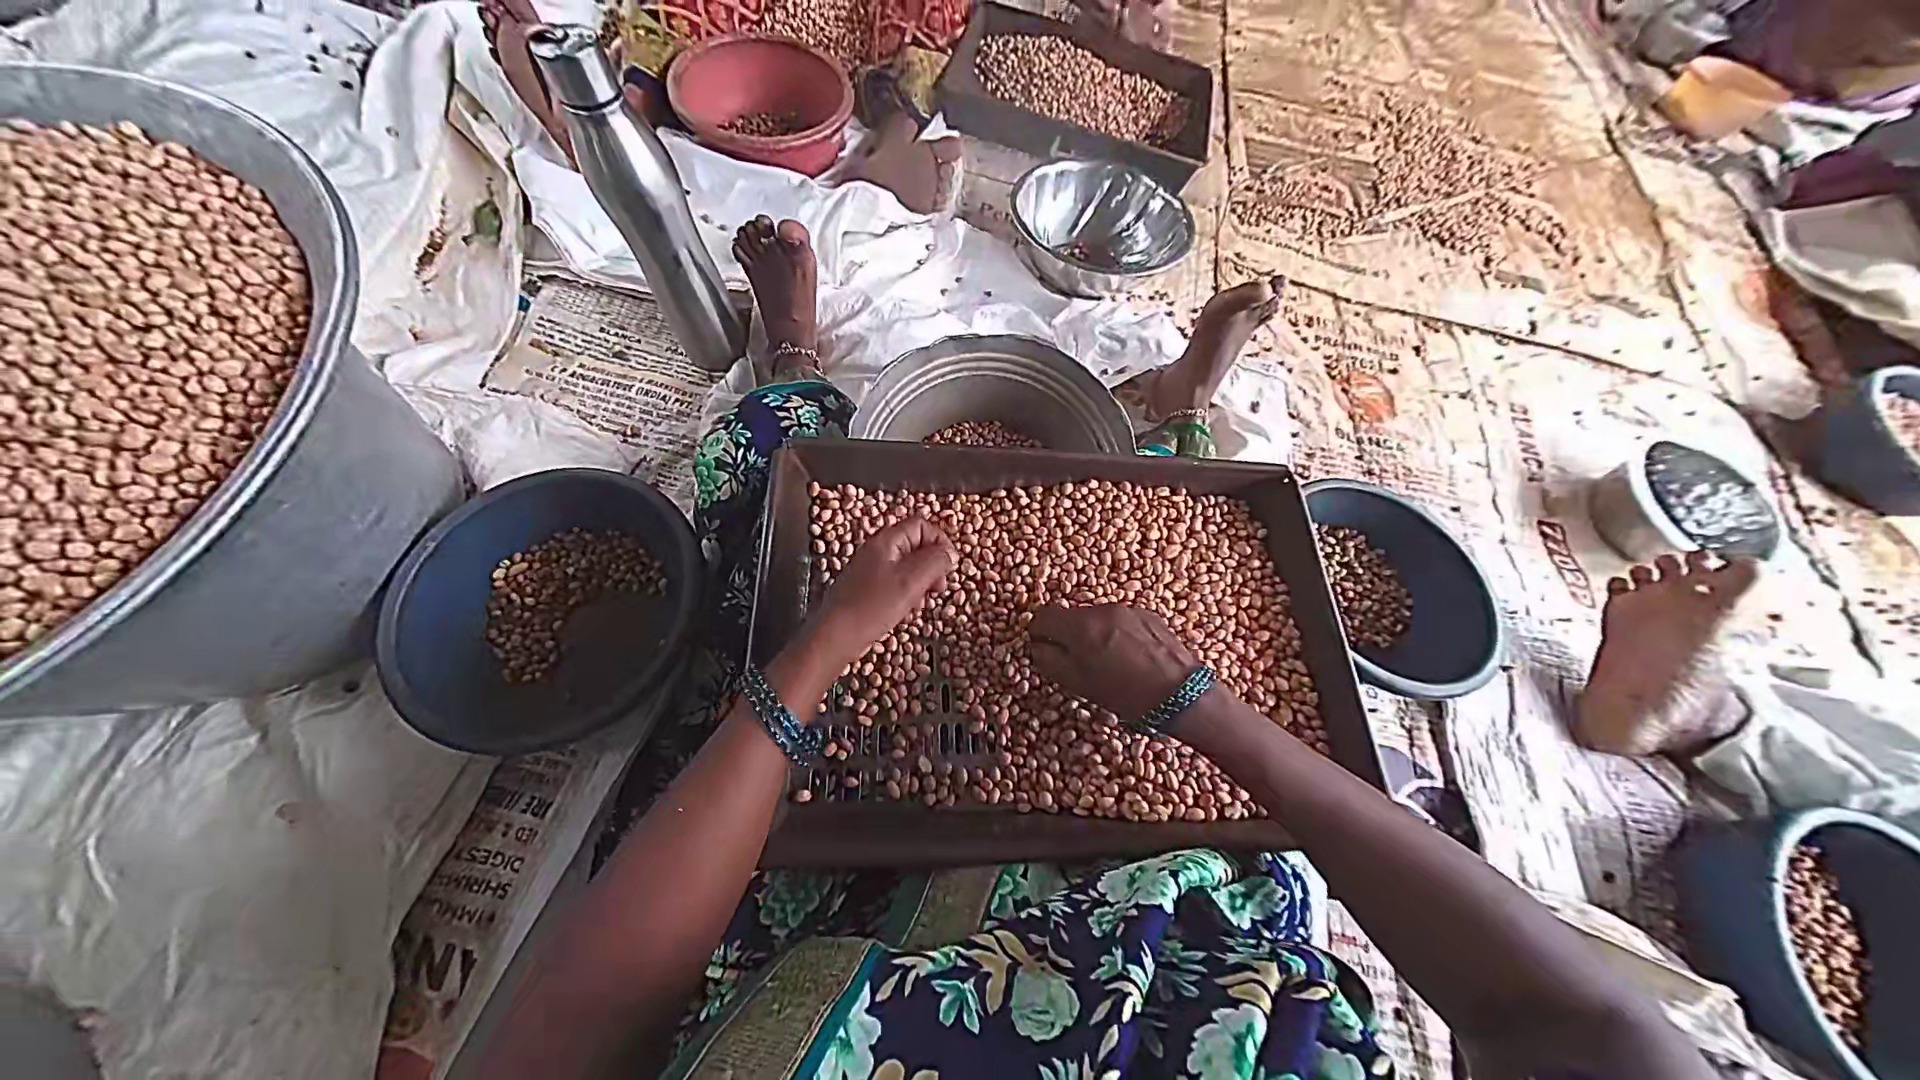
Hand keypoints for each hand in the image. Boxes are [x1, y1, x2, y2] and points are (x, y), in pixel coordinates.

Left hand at [806, 517, 954, 666]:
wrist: (836, 636)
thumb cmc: (869, 608)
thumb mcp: (911, 581)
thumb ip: (935, 561)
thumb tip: (950, 553)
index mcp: (887, 541)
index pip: (922, 526)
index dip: (940, 543)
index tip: (948, 565)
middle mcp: (878, 551)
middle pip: (917, 547)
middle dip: (932, 567)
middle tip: (937, 587)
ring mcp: (872, 570)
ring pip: (909, 568)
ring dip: (921, 584)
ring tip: (920, 603)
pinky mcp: (869, 589)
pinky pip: (897, 585)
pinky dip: (908, 596)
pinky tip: (906, 611)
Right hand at [1027, 604, 1197, 724]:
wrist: (1182, 696)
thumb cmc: (1126, 695)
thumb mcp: (1077, 683)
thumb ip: (1049, 660)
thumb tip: (1037, 646)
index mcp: (1080, 627)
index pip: (1043, 616)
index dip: (1038, 633)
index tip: (1041, 647)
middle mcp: (1102, 610)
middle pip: (1070, 616)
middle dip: (1067, 635)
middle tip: (1075, 662)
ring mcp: (1128, 610)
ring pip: (1096, 618)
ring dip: (1093, 634)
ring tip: (1106, 663)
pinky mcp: (1148, 615)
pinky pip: (1119, 620)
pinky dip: (1116, 634)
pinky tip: (1128, 658)